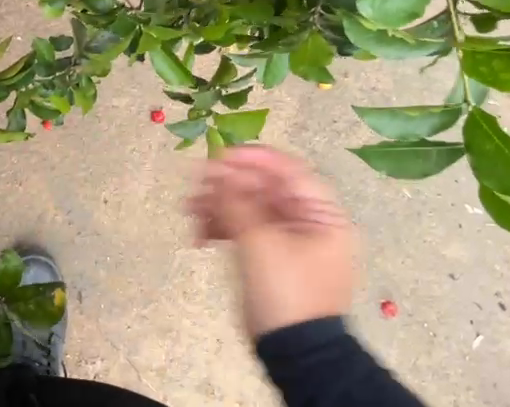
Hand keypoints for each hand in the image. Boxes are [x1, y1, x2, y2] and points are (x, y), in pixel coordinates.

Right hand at [187, 145, 357, 337]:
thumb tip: (218, 167)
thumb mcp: (260, 240)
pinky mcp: (267, 254)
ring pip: (246, 205)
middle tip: (194, 182)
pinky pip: (241, 227)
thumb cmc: (287, 292)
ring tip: (189, 209)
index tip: (217, 156)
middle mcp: (307, 221)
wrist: (295, 353)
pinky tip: (198, 234)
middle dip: (226, 184)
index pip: (288, 170)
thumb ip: (237, 199)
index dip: (253, 157)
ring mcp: (286, 238)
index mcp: (321, 215)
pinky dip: (219, 225)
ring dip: (216, 204)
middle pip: (262, 186)